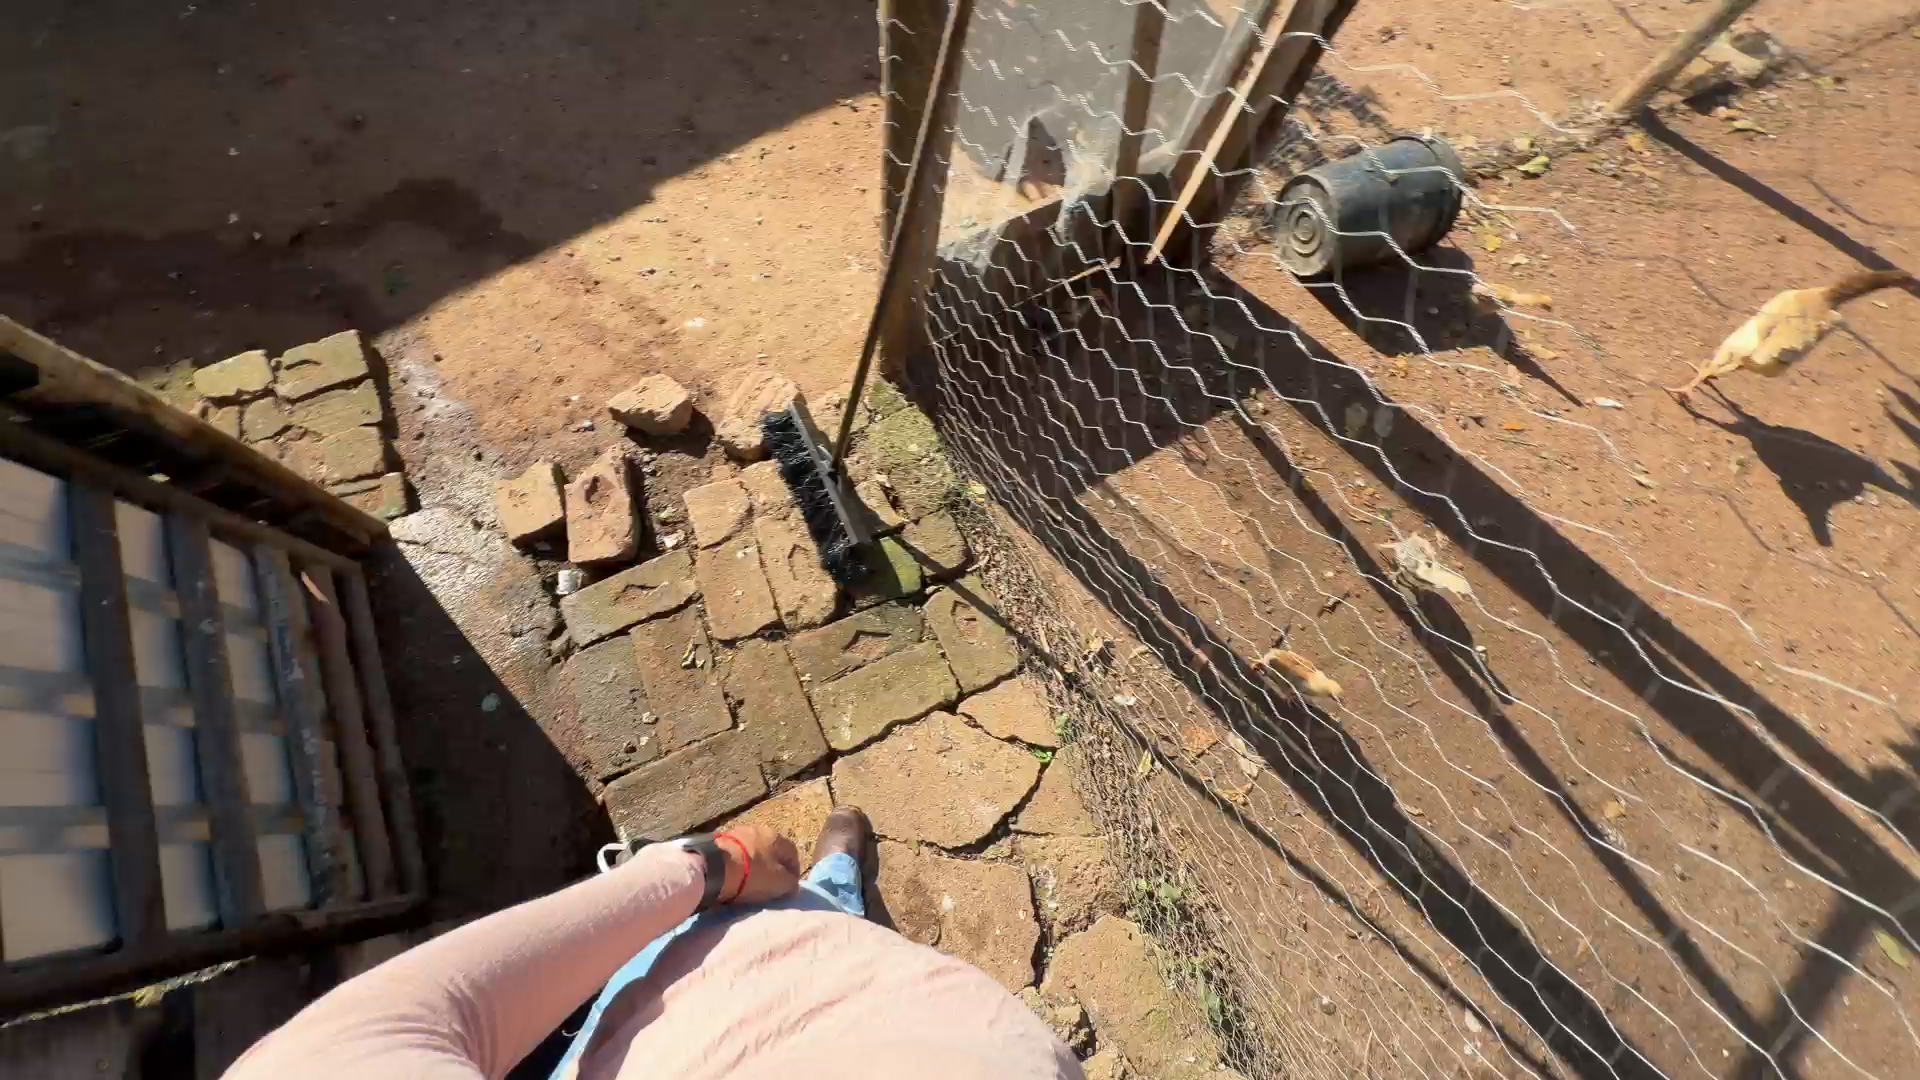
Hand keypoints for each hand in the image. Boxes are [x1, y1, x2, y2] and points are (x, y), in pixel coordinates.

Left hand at [713, 824, 800, 904]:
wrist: (714, 866)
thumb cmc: (752, 874)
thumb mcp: (778, 883)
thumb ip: (790, 883)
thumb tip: (793, 884)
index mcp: (778, 838)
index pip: (793, 855)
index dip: (794, 872)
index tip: (789, 887)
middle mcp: (762, 830)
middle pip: (773, 850)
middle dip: (773, 866)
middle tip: (770, 883)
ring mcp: (741, 832)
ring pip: (754, 850)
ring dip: (755, 863)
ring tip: (750, 880)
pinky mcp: (723, 839)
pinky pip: (738, 853)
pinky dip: (739, 863)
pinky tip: (735, 874)